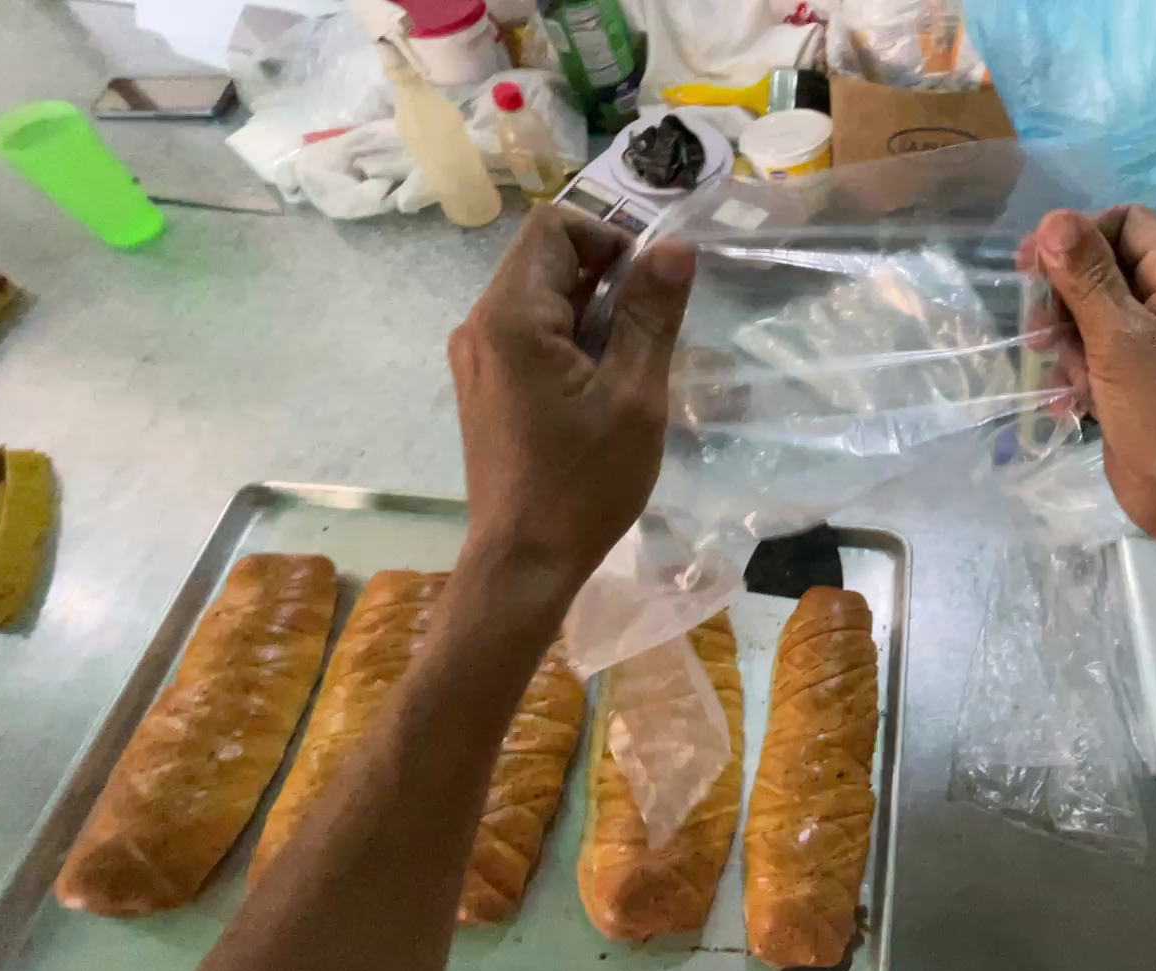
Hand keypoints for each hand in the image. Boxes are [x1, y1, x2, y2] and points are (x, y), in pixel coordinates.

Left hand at [448, 205, 695, 589]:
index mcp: (511, 316)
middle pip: (547, 262)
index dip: (612, 240)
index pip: (555, 226)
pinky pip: (532, 338)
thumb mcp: (635, 396)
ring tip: (630, 373)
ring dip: (595, 318)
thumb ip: (651, 316)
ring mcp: (478, 358)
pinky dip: (574, 345)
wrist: (527, 559)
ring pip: (542, 302)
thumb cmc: (586, 482)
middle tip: (651, 339)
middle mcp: (481, 324)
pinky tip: (601, 393)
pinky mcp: (487, 386)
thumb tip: (676, 249)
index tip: (652, 291)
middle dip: (608, 283)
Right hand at [1023, 206, 1155, 539]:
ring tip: (1061, 372)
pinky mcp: (1135, 380)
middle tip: (1040, 333)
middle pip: (1102, 269)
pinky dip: (1075, 372)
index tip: (1030, 268)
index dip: (1076, 237)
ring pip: (1091, 316)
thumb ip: (1086, 279)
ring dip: (1066, 341)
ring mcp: (1154, 343)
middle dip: (1065, 298)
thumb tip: (1052, 219)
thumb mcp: (1121, 342)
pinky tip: (1067, 401)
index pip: (1124, 224)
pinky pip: (1094, 356)